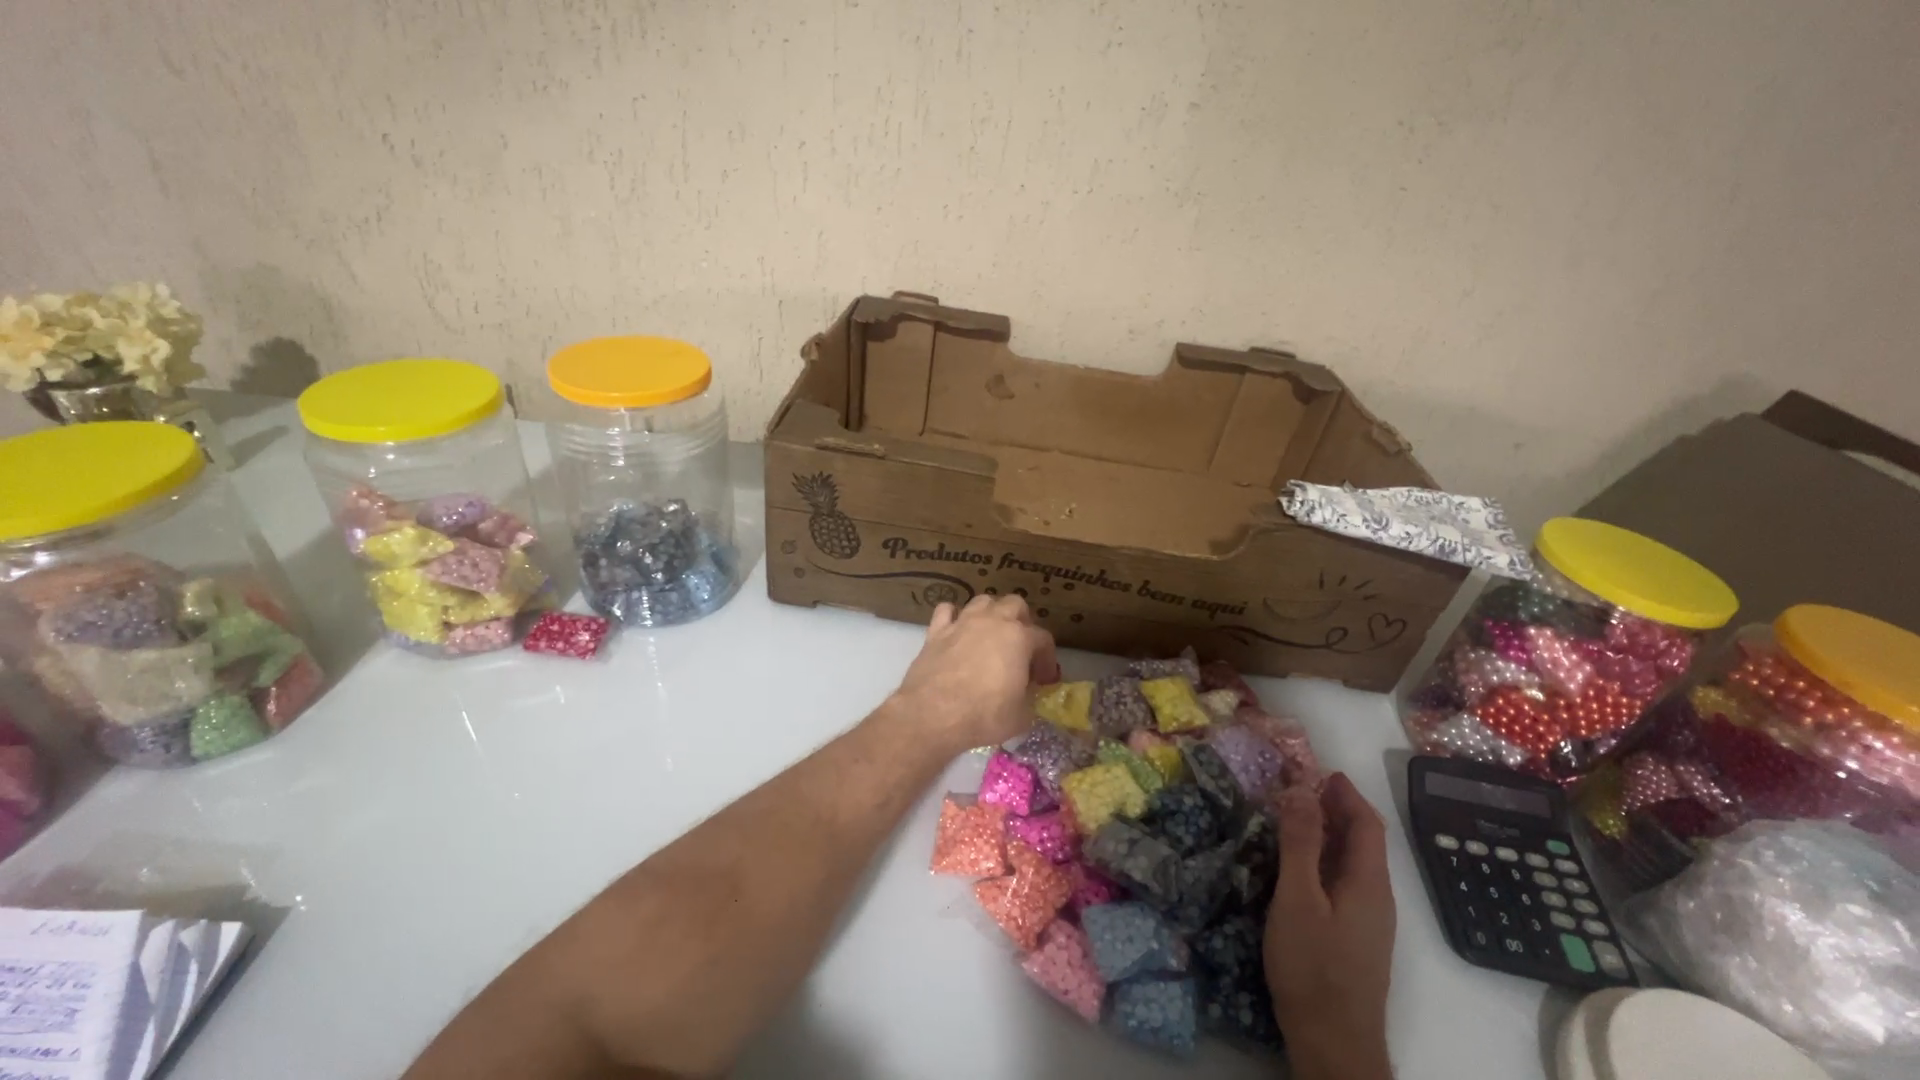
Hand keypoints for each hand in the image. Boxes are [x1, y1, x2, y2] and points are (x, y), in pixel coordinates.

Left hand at [886, 595, 1059, 753]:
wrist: (932, 716)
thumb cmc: (984, 716)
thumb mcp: (1021, 716)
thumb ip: (1029, 698)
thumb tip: (1027, 693)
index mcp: (1019, 638)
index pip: (1044, 639)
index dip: (1047, 660)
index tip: (1043, 680)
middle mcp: (992, 621)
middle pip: (1015, 605)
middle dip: (1022, 623)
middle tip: (1020, 649)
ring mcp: (962, 623)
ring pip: (982, 601)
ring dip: (991, 614)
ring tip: (991, 636)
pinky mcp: (935, 632)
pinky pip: (947, 611)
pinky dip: (954, 617)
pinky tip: (956, 632)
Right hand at [1264, 773, 1395, 1079]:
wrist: (1333, 1040)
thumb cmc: (1313, 965)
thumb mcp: (1298, 898)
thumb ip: (1299, 844)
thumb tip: (1299, 789)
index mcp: (1369, 882)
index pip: (1367, 823)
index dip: (1346, 793)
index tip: (1319, 770)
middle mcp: (1377, 897)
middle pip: (1364, 842)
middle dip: (1337, 810)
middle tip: (1300, 789)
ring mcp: (1369, 921)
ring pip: (1354, 864)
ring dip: (1330, 835)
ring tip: (1294, 820)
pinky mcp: (1355, 939)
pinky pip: (1345, 884)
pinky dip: (1325, 861)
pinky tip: (1300, 870)